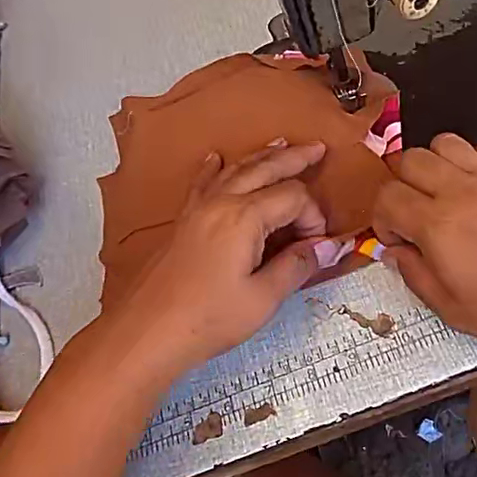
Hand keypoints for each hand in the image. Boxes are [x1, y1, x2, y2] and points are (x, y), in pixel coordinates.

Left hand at [102, 141, 334, 376]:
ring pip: (235, 170)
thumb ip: (296, 266)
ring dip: (261, 157)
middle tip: (317, 149)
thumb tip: (328, 247)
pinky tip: (216, 158)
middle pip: (265, 169)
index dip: (313, 217)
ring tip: (281, 145)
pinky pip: (203, 183)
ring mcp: (198, 209)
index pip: (293, 197)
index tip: (316, 245)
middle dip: (294, 158)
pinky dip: (215, 168)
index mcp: (244, 218)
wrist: (148, 331)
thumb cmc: (206, 320)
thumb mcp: (262, 298)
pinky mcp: (183, 221)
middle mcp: (220, 203)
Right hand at [373, 134, 476, 356]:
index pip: (386, 196)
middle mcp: (461, 193)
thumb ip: (415, 275)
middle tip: (411, 211)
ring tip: (440, 192)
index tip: (396, 237)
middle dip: (399, 184)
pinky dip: (474, 157)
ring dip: (432, 164)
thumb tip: (397, 254)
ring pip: (443, 142)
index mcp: (438, 226)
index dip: (382, 218)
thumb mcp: (452, 309)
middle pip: (408, 159)